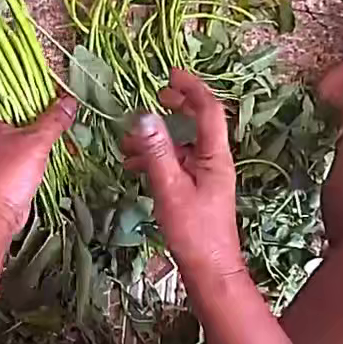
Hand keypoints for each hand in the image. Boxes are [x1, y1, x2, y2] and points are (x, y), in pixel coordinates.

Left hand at [0, 97, 75, 233]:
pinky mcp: (4, 168)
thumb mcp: (36, 142)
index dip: (34, 89)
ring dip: (45, 133)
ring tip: (67, 128)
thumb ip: (54, 120)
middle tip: (66, 109)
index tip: (57, 90)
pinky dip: (41, 149)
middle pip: (19, 114)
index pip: (11, 93)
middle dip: (44, 114)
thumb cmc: (8, 174)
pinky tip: (59, 149)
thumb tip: (69, 101)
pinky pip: (26, 151)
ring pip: (24, 134)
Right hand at [120, 69, 246, 288]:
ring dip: (158, 138)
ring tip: (128, 142)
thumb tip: (143, 115)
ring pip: (182, 145)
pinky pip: (176, 164)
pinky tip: (134, 166)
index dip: (191, 88)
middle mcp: (214, 161)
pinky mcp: (196, 190)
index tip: (170, 74)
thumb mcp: (170, 188)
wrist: (210, 269)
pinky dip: (156, 159)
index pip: (208, 110)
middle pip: (198, 122)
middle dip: (176, 107)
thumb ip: (156, 151)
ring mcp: (206, 176)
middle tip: (154, 97)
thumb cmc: (193, 231)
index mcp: (214, 155)